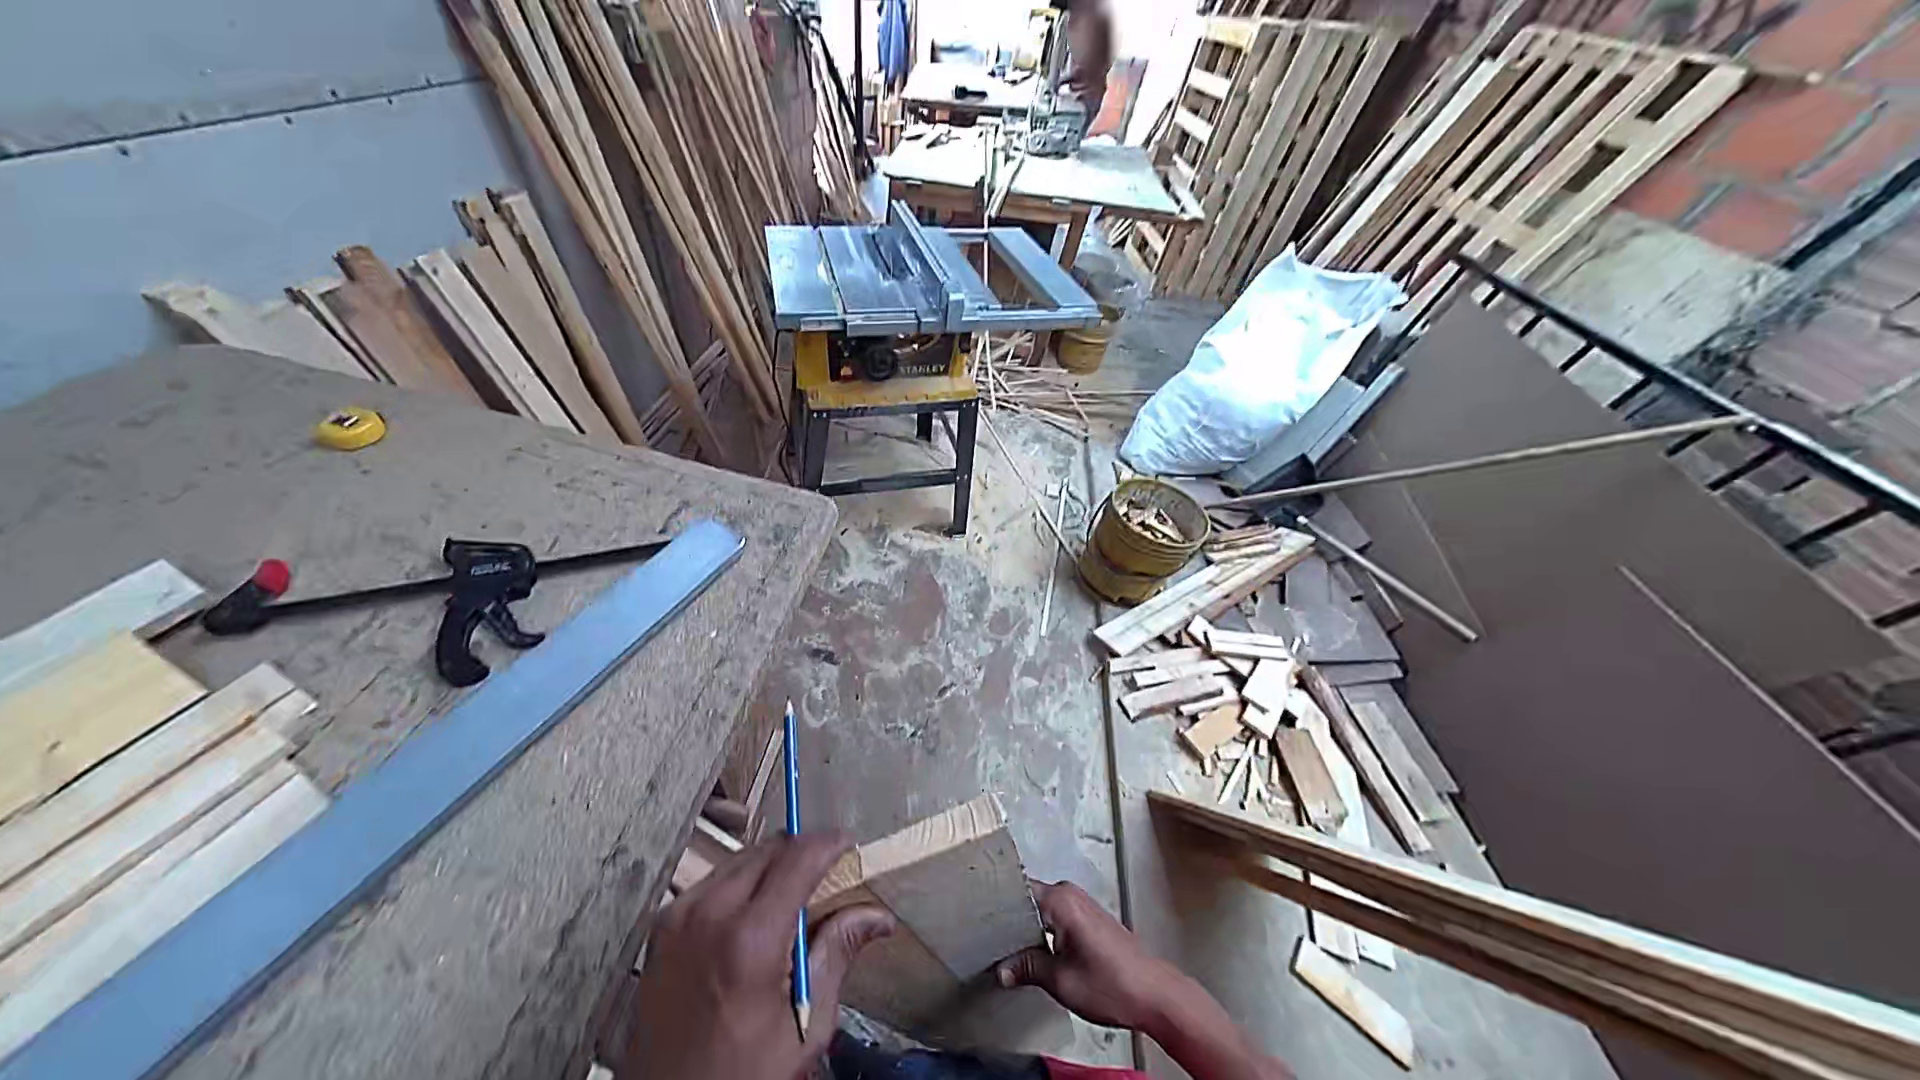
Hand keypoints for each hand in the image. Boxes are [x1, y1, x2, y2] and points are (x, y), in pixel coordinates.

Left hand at [628, 832, 895, 1079]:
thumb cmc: (742, 1076)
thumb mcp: (804, 1028)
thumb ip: (837, 955)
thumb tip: (877, 917)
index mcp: (750, 940)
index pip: (799, 858)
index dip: (829, 843)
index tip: (848, 846)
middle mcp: (709, 915)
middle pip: (769, 850)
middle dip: (802, 853)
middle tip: (827, 877)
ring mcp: (679, 918)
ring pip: (740, 859)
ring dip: (771, 866)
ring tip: (791, 900)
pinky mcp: (662, 927)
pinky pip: (712, 881)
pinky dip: (740, 883)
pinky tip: (752, 915)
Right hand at [993, 879, 1186, 1032]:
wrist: (1154, 994)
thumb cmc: (1111, 984)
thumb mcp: (1060, 980)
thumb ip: (1027, 968)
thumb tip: (1001, 970)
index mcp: (1060, 899)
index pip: (1016, 889)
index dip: (995, 905)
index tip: (975, 918)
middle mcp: (1069, 893)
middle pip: (1027, 897)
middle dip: (1008, 918)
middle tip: (984, 938)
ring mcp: (1080, 903)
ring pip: (1040, 908)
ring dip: (1025, 927)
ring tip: (1002, 947)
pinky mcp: (1087, 917)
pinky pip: (1054, 915)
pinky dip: (1041, 930)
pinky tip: (1030, 950)